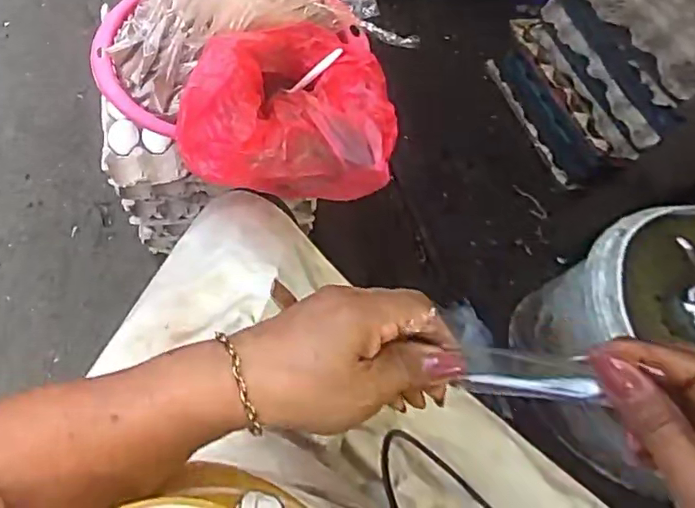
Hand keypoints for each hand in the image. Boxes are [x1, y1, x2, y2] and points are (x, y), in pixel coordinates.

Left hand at [229, 285, 463, 434]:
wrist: (243, 377)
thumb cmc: (308, 386)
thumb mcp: (367, 387)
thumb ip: (410, 369)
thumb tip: (448, 359)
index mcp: (364, 307)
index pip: (421, 307)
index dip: (443, 340)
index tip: (451, 380)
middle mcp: (347, 296)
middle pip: (400, 312)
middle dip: (423, 351)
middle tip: (429, 397)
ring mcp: (327, 304)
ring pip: (379, 322)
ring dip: (399, 355)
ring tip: (405, 398)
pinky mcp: (313, 317)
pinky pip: (357, 327)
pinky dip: (375, 351)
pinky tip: (375, 383)